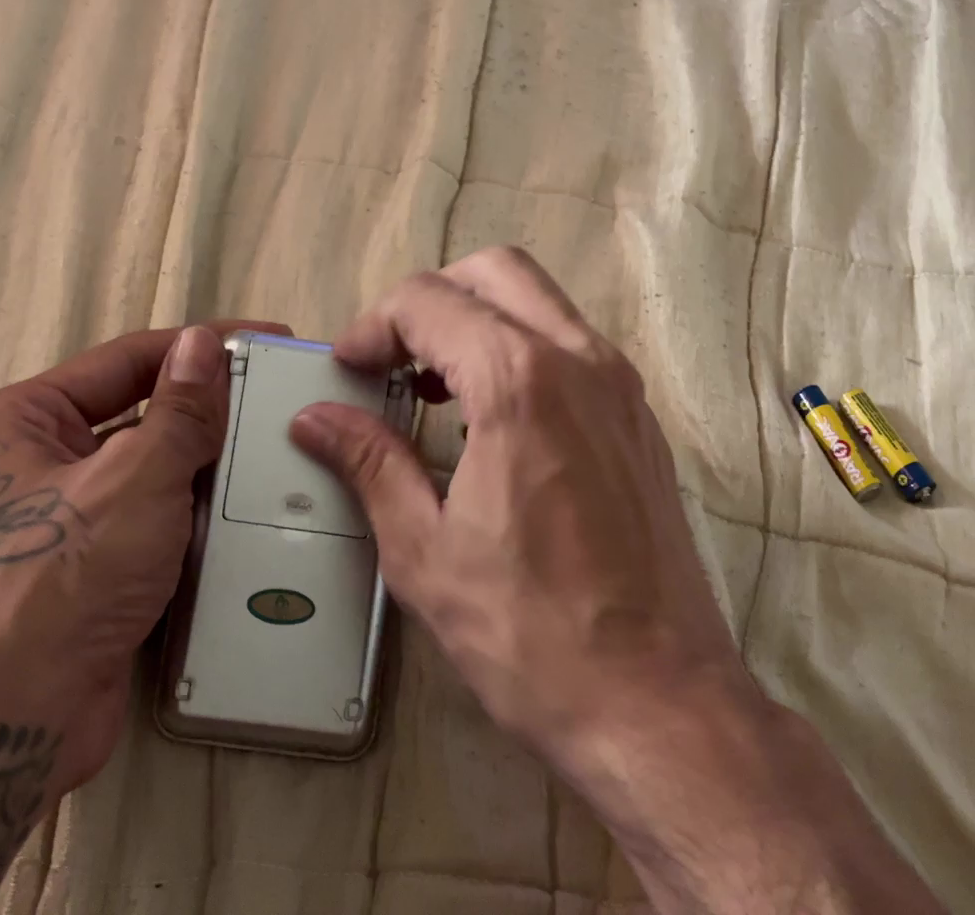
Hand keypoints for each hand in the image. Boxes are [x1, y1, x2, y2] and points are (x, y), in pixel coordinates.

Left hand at [0, 319, 286, 791]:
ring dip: (207, 461)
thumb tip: (202, 343)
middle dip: (207, 407)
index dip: (199, 345)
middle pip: (140, 412)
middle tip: (277, 396)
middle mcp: (39, 459)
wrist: (27, 705)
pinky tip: (249, 504)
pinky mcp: (96, 561)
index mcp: (24, 418)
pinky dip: (197, 508)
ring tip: (276, 446)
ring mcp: (69, 515)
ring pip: (153, 468)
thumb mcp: (135, 477)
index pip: (127, 359)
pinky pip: (157, 515)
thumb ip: (179, 410)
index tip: (264, 339)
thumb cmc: (69, 573)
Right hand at [288, 247, 741, 755]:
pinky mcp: (642, 426)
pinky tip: (492, 423)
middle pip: (495, 273)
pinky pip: (575, 351)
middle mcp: (583, 364)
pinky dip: (523, 354)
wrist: (655, 700)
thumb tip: (319, 420)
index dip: (374, 326)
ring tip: (433, 390)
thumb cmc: (532, 635)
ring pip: (542, 305)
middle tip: (390, 363)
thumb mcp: (426, 551)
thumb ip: (370, 465)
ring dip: (479, 323)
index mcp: (520, 383)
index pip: (429, 301)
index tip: (349, 371)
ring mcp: (624, 392)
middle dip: (431, 301)